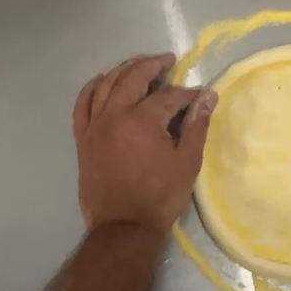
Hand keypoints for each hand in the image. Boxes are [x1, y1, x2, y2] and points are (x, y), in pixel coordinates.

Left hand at [72, 54, 215, 234]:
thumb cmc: (159, 197)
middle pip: (132, 78)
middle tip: (167, 61)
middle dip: (152, 66)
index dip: (186, 93)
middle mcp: (114, 116)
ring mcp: (95, 126)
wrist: (124, 228)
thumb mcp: (187, 161)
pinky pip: (82, 105)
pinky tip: (101, 81)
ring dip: (124, 70)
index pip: (168, 96)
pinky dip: (91, 89)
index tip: (200, 95)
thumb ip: (196, 125)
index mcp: (142, 120)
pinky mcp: (83, 139)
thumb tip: (207, 96)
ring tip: (140, 66)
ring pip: (105, 85)